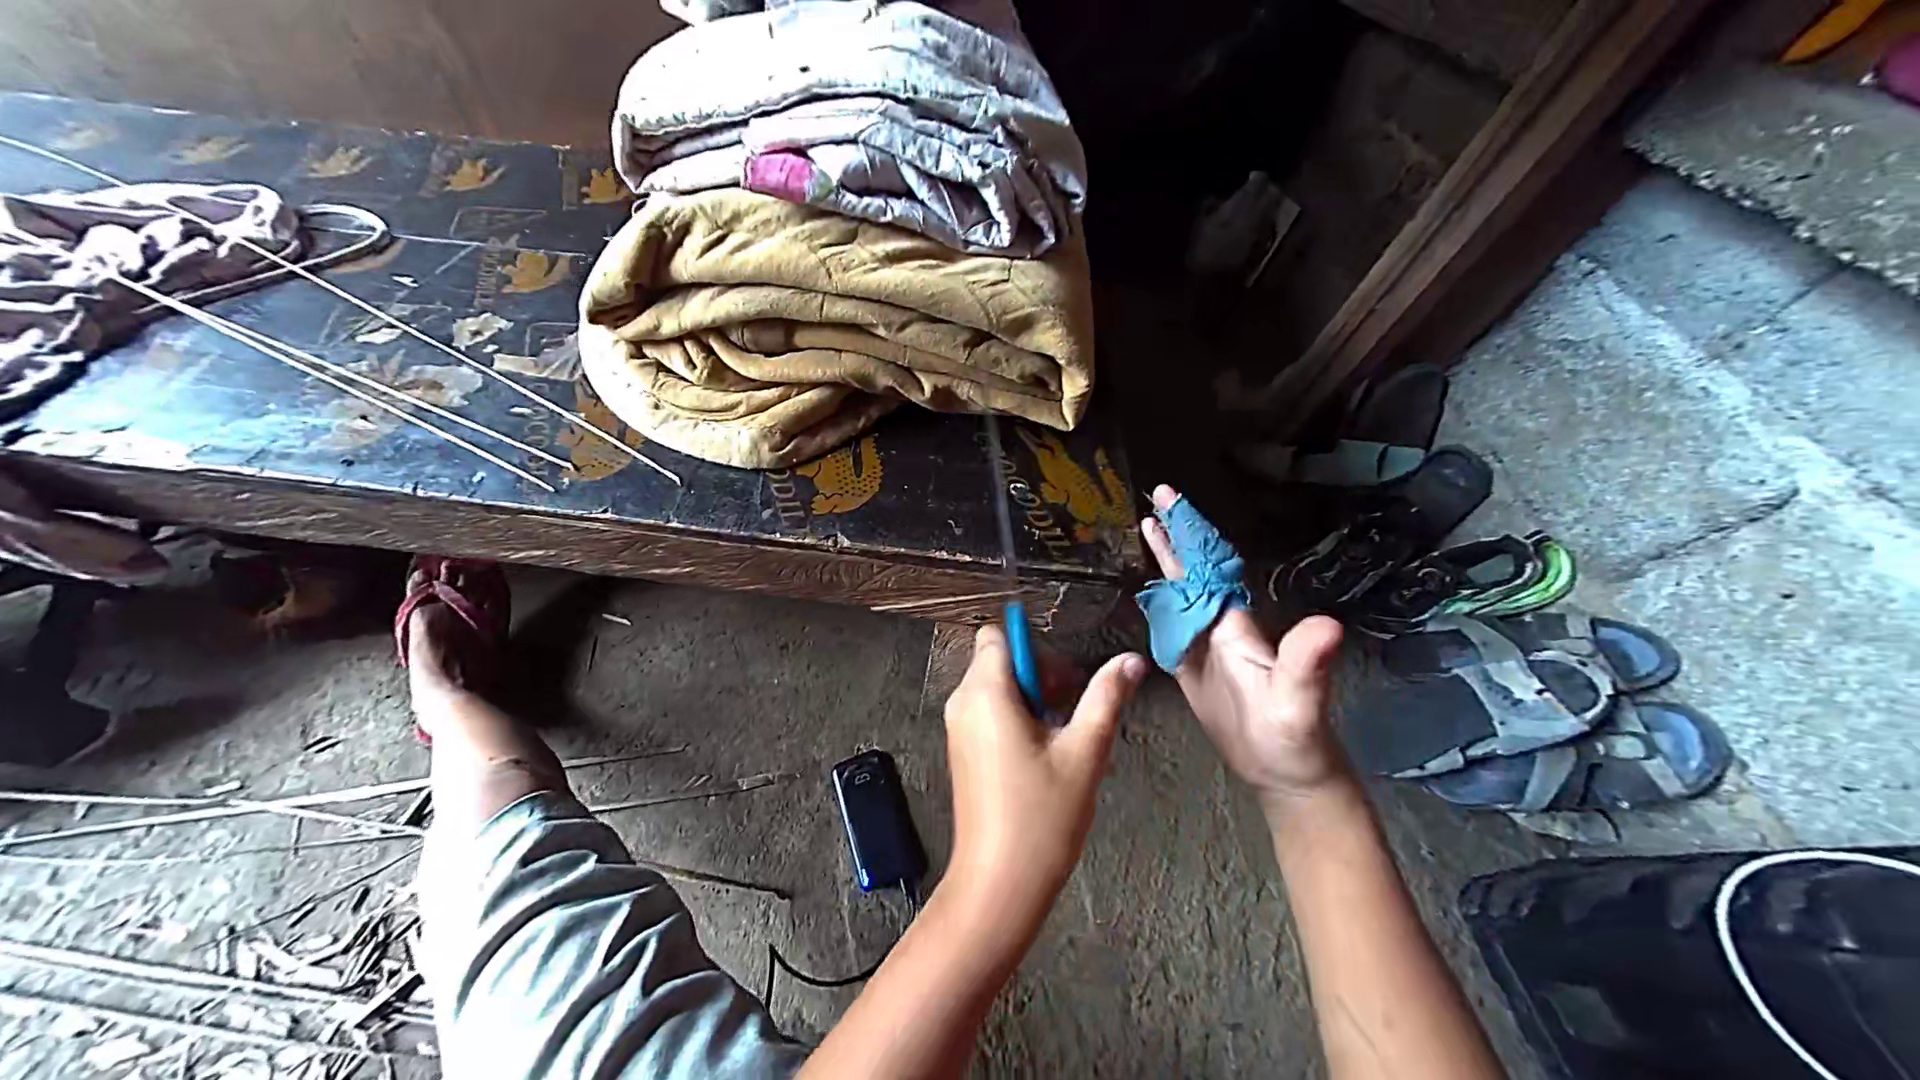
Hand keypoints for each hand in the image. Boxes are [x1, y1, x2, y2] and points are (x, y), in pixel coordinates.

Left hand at [942, 625, 1146, 914]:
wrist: (999, 881)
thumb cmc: (1039, 820)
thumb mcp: (1084, 752)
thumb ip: (1107, 698)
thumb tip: (1130, 662)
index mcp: (986, 694)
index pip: (999, 635)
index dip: (1036, 647)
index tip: (1065, 679)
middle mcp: (964, 704)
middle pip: (998, 658)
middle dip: (1040, 673)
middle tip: (1072, 708)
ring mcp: (960, 728)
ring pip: (995, 685)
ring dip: (1032, 696)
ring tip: (1063, 735)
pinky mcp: (964, 749)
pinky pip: (988, 711)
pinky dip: (1016, 716)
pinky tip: (1044, 752)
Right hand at [1140, 485, 1350, 808]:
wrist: (1284, 773)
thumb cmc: (1295, 740)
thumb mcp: (1300, 703)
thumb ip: (1306, 665)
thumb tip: (1328, 624)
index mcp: (1236, 625)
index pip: (1209, 568)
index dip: (1190, 533)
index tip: (1170, 499)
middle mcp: (1219, 627)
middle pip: (1192, 572)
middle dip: (1175, 535)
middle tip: (1154, 499)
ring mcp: (1204, 647)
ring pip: (1179, 593)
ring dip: (1165, 561)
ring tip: (1146, 529)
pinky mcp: (1191, 668)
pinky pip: (1169, 627)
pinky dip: (1156, 602)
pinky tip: (1147, 591)